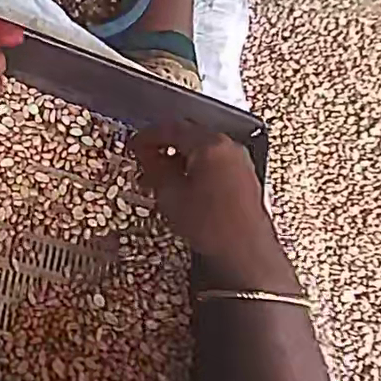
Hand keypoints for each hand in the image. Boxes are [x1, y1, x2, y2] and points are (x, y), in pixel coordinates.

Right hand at [128, 122, 299, 291]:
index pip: (173, 128)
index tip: (135, 144)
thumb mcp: (171, 195)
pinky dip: (196, 167)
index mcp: (210, 145)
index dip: (149, 136)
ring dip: (180, 157)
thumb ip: (156, 169)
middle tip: (145, 157)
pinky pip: (215, 162)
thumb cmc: (212, 226)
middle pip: (190, 135)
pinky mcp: (244, 178)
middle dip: (165, 145)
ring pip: (203, 149)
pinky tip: (183, 185)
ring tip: (160, 176)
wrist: (245, 252)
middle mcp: (229, 148)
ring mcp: (239, 162)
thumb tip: (148, 158)